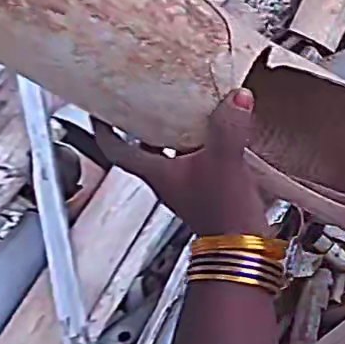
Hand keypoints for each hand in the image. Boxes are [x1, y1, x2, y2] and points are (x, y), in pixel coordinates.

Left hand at [101, 89, 267, 234]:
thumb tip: (236, 97)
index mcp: (157, 174)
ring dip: (178, 133)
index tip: (100, 107)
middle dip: (147, 122)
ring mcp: (189, 186)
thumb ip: (228, 127)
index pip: (116, 148)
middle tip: (151, 98)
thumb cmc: (223, 215)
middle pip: (146, 146)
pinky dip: (206, 146)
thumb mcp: (224, 162)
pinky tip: (222, 136)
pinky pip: (201, 161)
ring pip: (174, 153)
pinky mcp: (210, 190)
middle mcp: (168, 180)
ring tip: (189, 110)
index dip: (103, 128)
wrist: (245, 246)